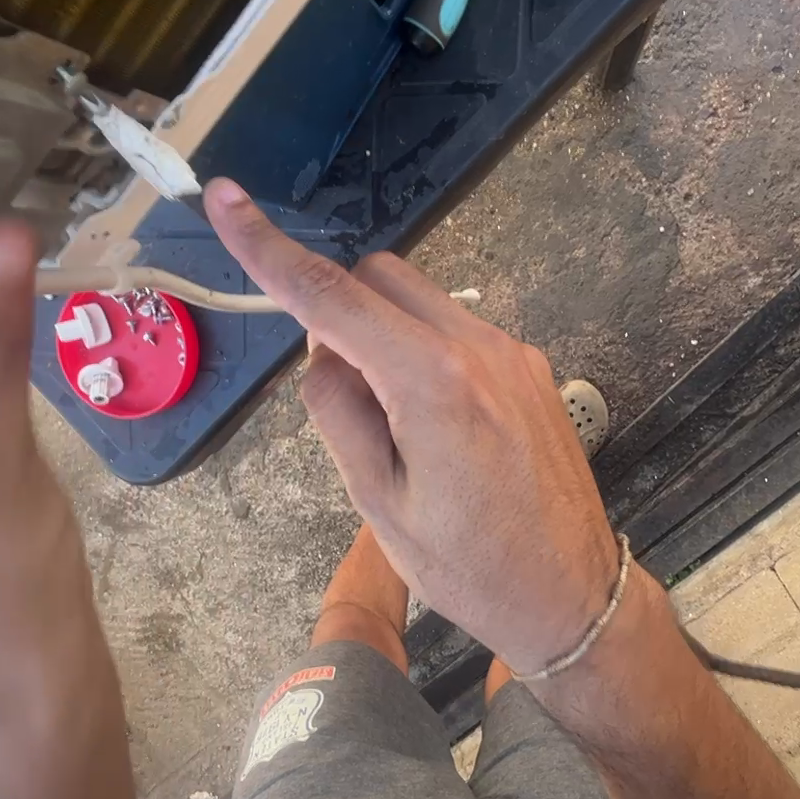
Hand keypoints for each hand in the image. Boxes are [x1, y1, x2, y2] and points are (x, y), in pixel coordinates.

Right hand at [203, 179, 621, 672]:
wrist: (573, 595)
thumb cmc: (469, 568)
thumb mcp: (380, 504)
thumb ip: (338, 412)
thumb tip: (324, 351)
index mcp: (434, 382)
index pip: (333, 298)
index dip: (270, 250)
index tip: (226, 202)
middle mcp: (480, 347)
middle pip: (381, 277)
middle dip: (339, 309)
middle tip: (342, 391)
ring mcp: (514, 353)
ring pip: (421, 300)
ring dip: (383, 334)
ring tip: (398, 425)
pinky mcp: (531, 369)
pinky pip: (456, 330)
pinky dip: (422, 351)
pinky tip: (439, 425)